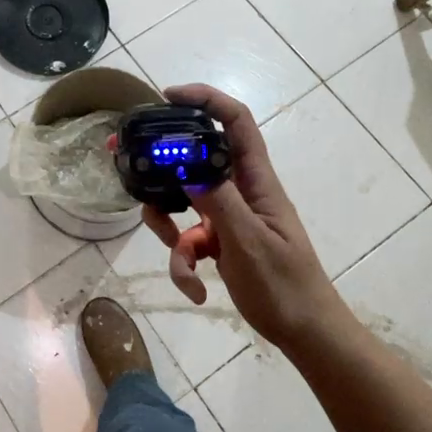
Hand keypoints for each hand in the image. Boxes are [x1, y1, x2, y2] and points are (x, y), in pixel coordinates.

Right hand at [143, 84, 339, 346]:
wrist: (307, 335)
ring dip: (169, 229)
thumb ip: (218, 200)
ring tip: (180, 255)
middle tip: (123, 160)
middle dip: (160, 164)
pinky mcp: (220, 242)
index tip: (167, 96)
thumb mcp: (249, 242)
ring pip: (183, 203)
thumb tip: (185, 163)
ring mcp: (228, 217)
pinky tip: (196, 290)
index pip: (235, 122)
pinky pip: (188, 241)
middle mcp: (240, 191)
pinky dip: (184, 264)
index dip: (205, 99)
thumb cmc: (286, 286)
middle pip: (194, 160)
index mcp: (256, 181)